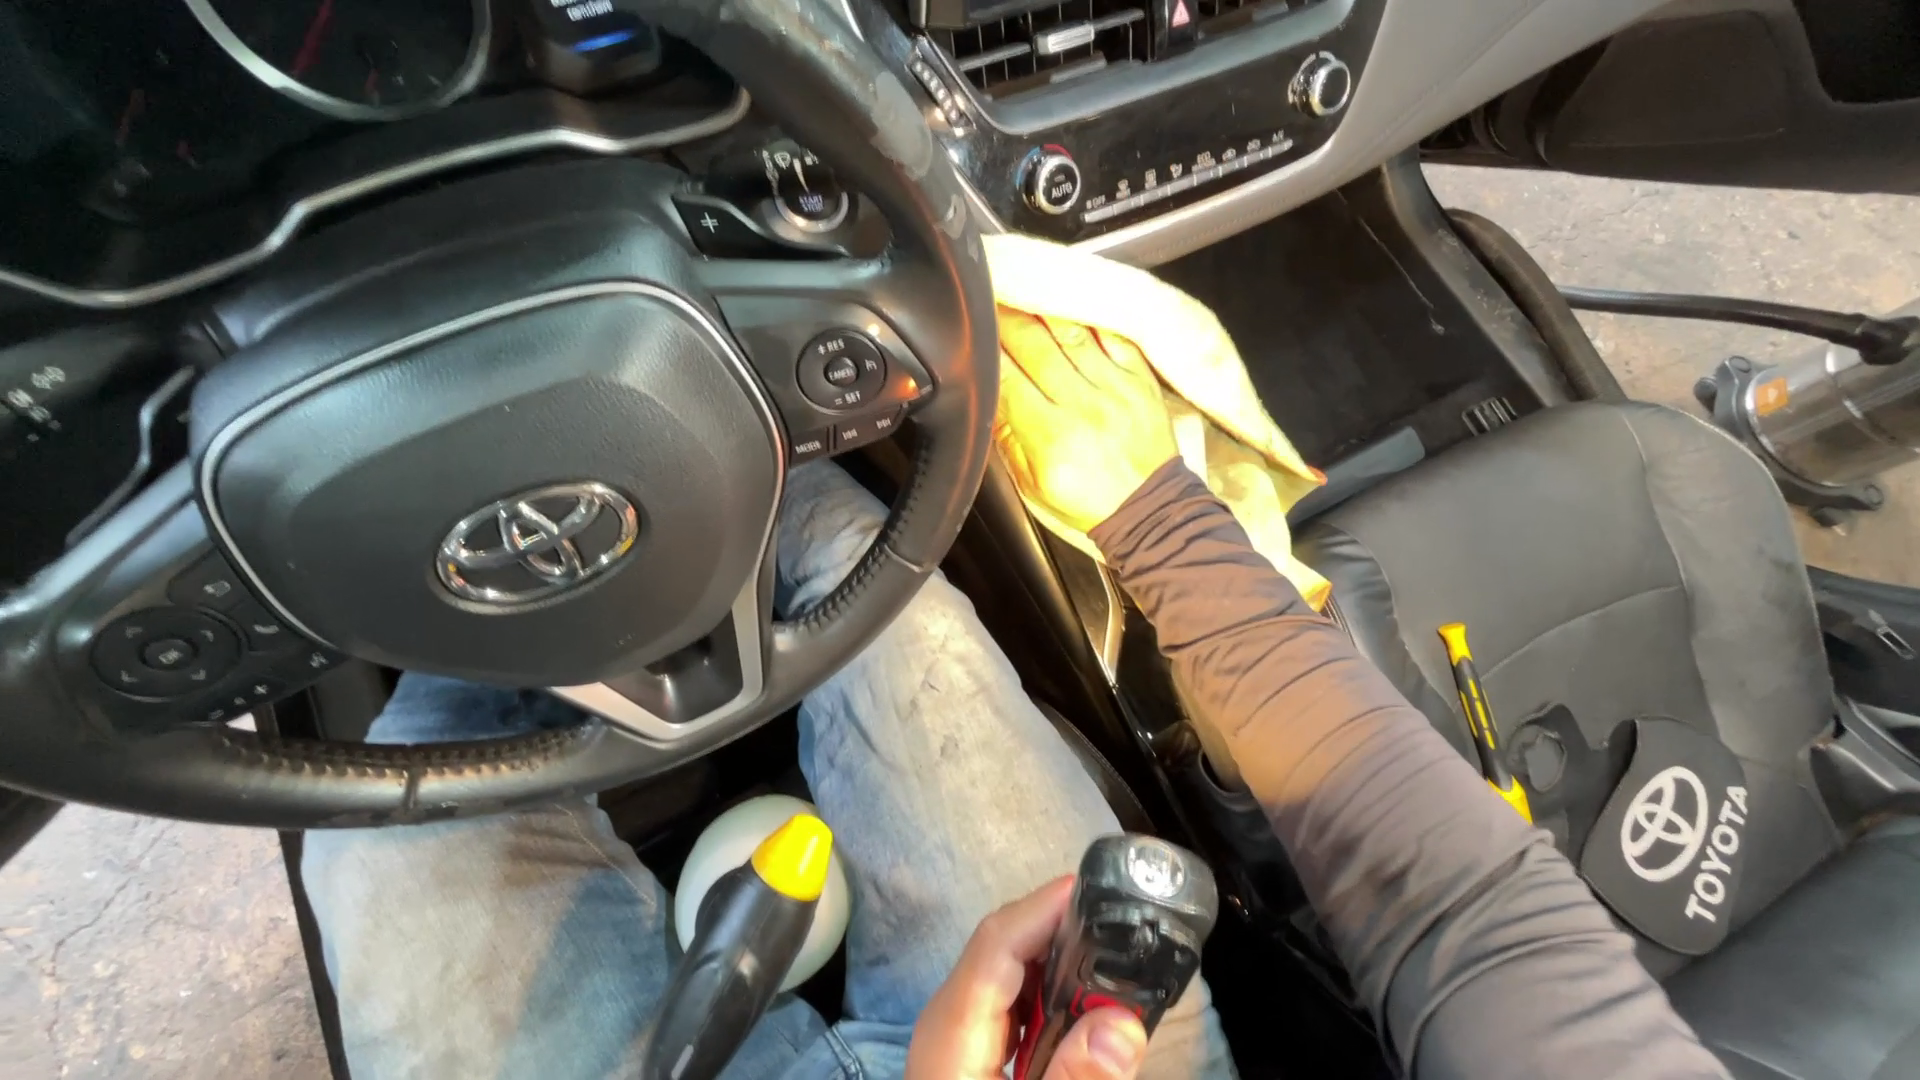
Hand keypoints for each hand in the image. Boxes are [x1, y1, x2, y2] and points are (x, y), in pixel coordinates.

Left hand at [906, 876, 1149, 1079]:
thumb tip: (1123, 1024)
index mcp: (952, 1031)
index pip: (996, 944)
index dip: (1043, 907)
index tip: (1096, 890)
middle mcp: (949, 1015)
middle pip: (1002, 944)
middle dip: (1060, 925)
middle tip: (1123, 918)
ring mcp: (956, 1027)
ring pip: (1008, 965)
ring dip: (1058, 954)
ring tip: (1113, 951)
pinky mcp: (969, 1043)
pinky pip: (1010, 994)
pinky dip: (1049, 987)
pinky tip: (1081, 1001)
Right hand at [995, 309, 1178, 534]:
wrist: (1149, 510)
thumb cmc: (1089, 501)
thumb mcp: (1032, 484)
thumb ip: (1007, 440)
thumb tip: (987, 399)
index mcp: (1049, 435)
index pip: (1006, 377)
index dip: (984, 350)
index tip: (970, 332)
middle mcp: (1082, 404)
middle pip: (1033, 344)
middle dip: (1005, 317)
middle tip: (989, 299)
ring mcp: (1114, 386)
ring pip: (1070, 330)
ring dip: (1040, 306)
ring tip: (1021, 289)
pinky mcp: (1139, 377)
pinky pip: (1111, 333)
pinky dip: (1087, 314)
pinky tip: (1068, 301)